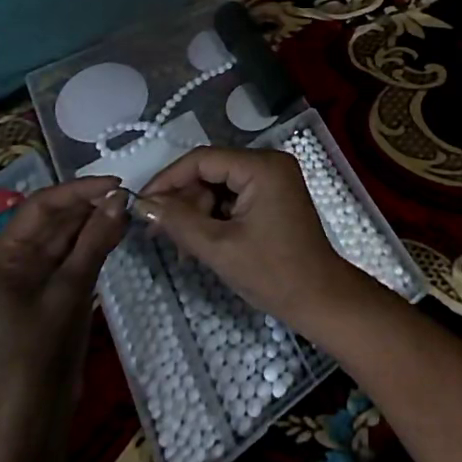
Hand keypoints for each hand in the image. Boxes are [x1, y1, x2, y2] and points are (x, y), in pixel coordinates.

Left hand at [0, 176, 128, 426]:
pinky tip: (114, 238)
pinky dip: (89, 251)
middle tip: (127, 198)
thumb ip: (94, 242)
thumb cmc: (38, 354)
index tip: (115, 184)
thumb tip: (120, 199)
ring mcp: (27, 285)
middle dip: (87, 208)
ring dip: (91, 228)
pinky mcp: (45, 302)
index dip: (77, 191)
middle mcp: (9, 266)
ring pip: (62, 244)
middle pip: (50, 224)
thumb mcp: (69, 293)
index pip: (39, 208)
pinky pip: (67, 266)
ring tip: (126, 213)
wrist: (28, 425)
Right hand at [139, 147, 359, 324]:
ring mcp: (273, 180)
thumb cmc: (273, 273)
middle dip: (183, 202)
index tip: (141, 203)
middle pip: (210, 173)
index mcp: (261, 166)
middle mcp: (269, 163)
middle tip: (158, 232)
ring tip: (182, 248)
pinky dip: (214, 219)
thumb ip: (177, 220)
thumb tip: (141, 203)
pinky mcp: (273, 197)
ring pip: (218, 187)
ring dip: (197, 214)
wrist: (321, 301)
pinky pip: (233, 198)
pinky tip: (200, 244)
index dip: (167, 180)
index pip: (202, 160)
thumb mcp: (218, 247)